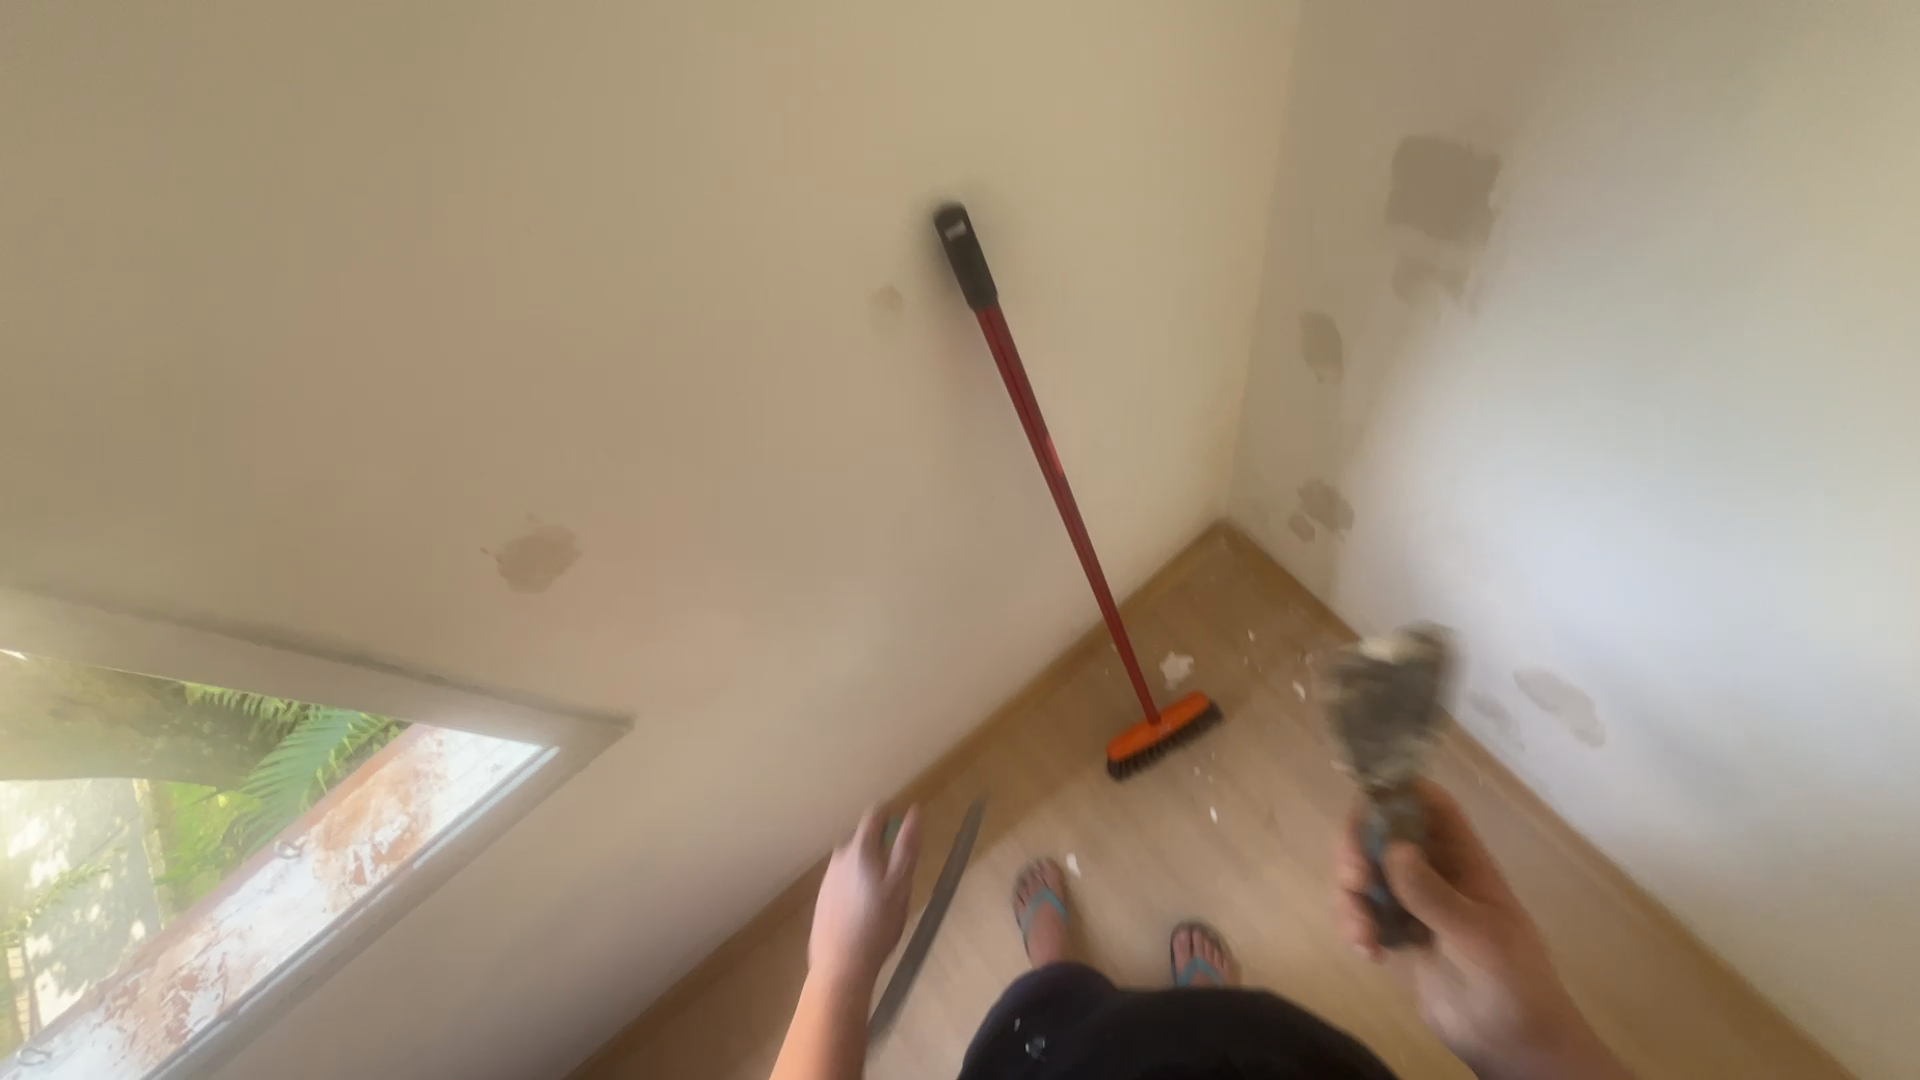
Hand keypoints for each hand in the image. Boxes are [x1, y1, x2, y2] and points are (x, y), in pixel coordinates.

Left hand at [808, 805, 921, 987]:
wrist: (841, 966)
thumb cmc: (878, 925)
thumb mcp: (901, 884)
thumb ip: (907, 845)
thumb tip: (914, 811)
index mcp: (860, 848)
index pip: (874, 815)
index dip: (890, 816)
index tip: (903, 829)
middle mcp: (840, 856)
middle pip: (864, 839)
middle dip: (882, 848)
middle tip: (898, 875)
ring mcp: (828, 877)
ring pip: (854, 861)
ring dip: (868, 868)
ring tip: (882, 898)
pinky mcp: (822, 898)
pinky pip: (844, 880)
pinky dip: (856, 886)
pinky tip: (864, 912)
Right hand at [1336, 781, 1627, 1079]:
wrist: (1515, 1050)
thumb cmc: (1513, 987)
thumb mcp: (1478, 939)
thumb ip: (1434, 895)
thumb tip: (1392, 849)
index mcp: (1462, 860)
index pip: (1428, 803)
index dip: (1396, 787)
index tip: (1361, 793)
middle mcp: (1433, 870)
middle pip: (1379, 831)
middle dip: (1355, 849)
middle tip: (1353, 881)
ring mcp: (1412, 899)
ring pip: (1361, 870)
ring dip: (1349, 897)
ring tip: (1362, 935)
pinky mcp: (1396, 928)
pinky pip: (1358, 907)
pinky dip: (1352, 923)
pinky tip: (1369, 952)